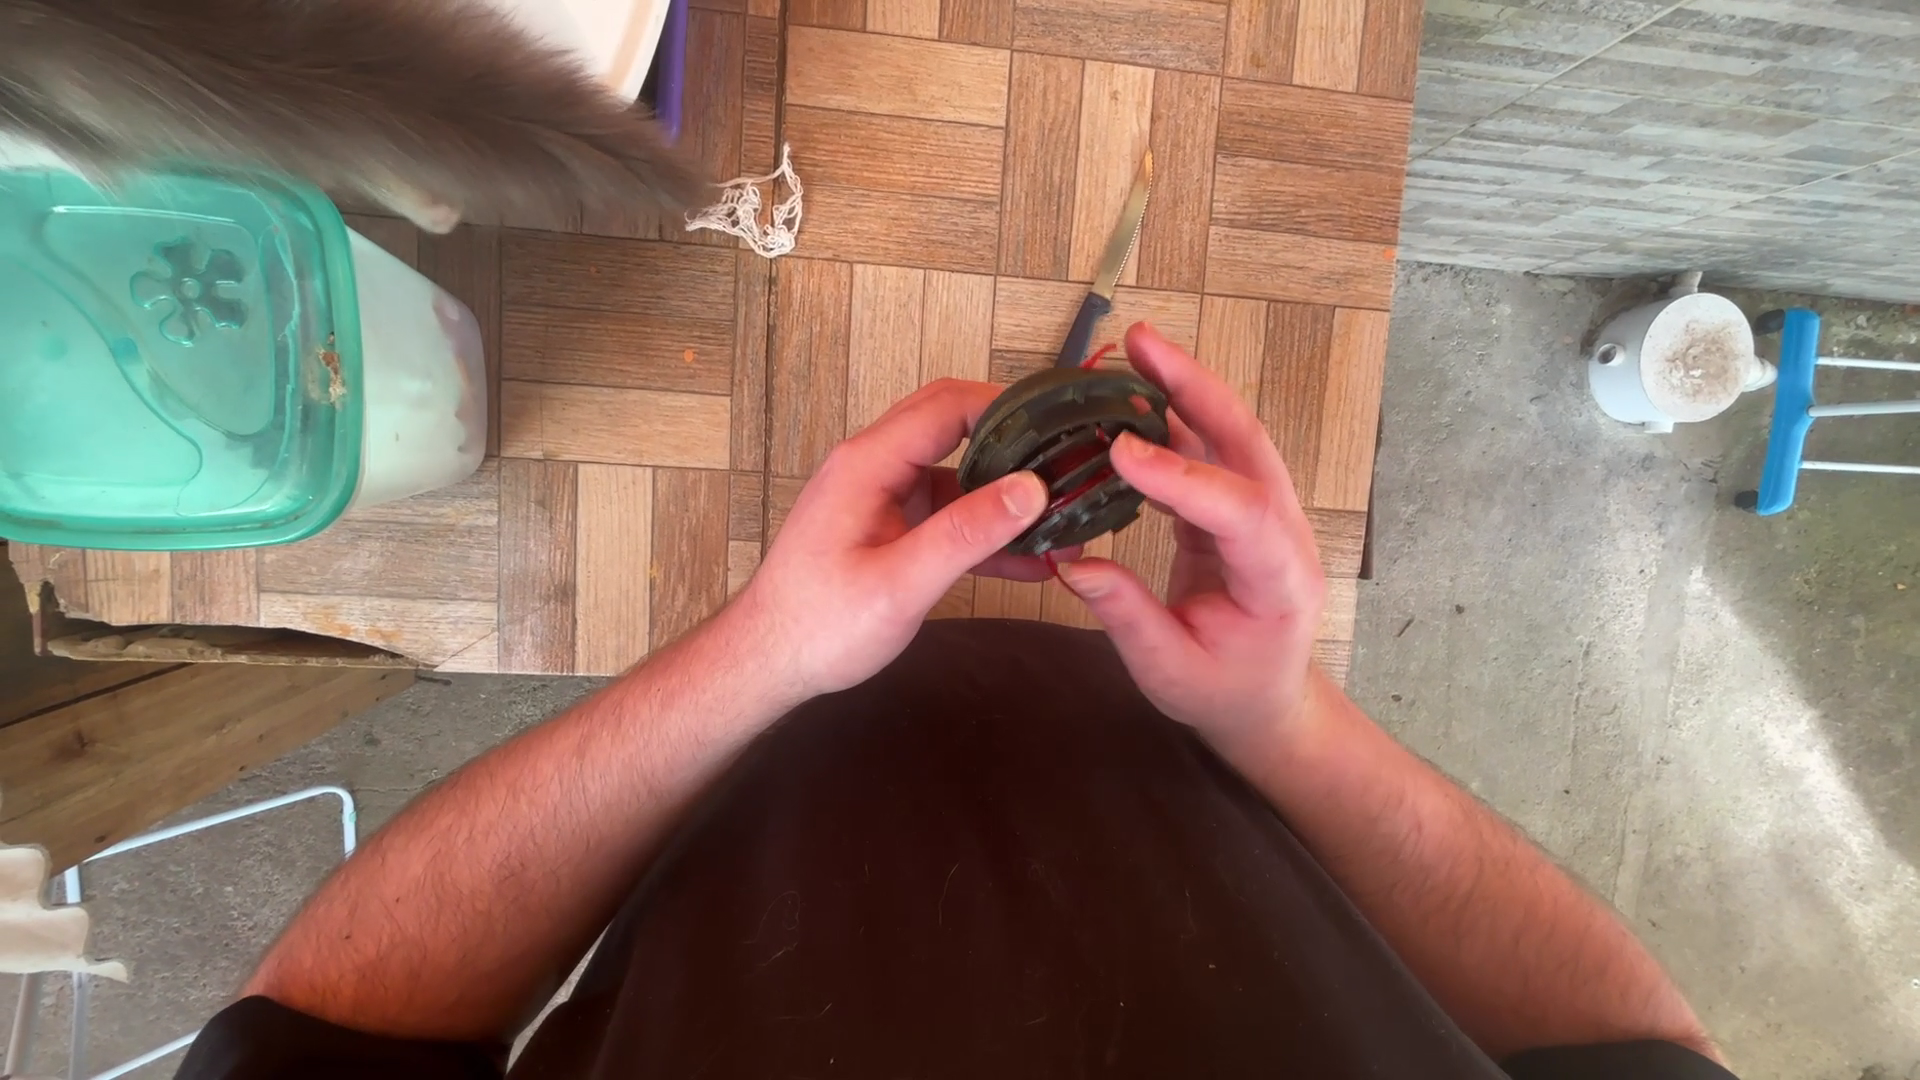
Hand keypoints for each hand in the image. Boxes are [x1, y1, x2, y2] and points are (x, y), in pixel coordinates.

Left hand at [734, 379, 1055, 699]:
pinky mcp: (892, 526)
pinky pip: (948, 514)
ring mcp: (885, 496)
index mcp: (869, 463)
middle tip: (1066, 462)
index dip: (1006, 406)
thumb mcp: (899, 583)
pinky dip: (985, 532)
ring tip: (1060, 521)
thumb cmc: (819, 625)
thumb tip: (1030, 490)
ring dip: (1005, 496)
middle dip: (1013, 442)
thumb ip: (965, 534)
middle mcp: (876, 467)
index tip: (1057, 428)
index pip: (947, 406)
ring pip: (958, 474)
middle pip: (954, 427)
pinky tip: (1029, 559)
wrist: (769, 661)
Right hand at [1056, 323, 1326, 756]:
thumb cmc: (1224, 691)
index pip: (1241, 511)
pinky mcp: (1233, 508)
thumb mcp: (1168, 669)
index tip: (1121, 449)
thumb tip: (1070, 561)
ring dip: (1183, 389)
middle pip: (1246, 441)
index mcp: (1279, 577)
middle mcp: (1282, 531)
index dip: (1182, 477)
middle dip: (1194, 386)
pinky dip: (1170, 422)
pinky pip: (1206, 454)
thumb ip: (1125, 614)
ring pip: (1228, 435)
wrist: (1264, 696)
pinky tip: (1131, 404)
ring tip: (1134, 352)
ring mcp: (1263, 512)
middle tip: (1141, 343)